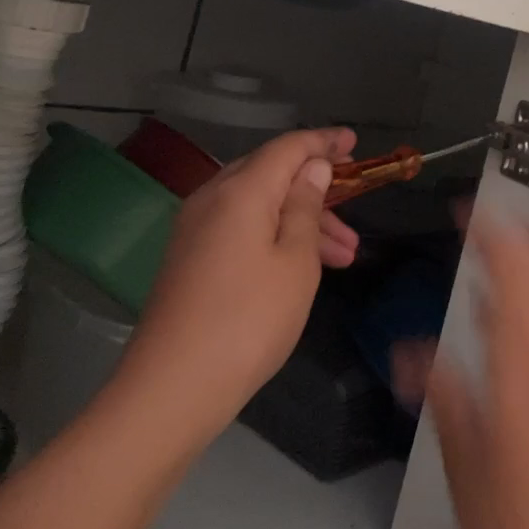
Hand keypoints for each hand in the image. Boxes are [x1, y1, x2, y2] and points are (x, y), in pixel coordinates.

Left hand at [110, 127, 357, 440]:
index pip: (288, 148)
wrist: (173, 387)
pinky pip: (242, 229)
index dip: (323, 141)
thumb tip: (312, 168)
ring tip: (345, 256)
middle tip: (355, 203)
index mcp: (240, 191)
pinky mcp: (190, 259)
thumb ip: (305, 206)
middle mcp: (211, 199)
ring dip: (302, 220)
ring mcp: (195, 230)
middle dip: (317, 187)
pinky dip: (276, 237)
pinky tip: (304, 267)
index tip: (355, 141)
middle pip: (271, 174)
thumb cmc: (249, 319)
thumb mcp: (296, 261)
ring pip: (259, 206)